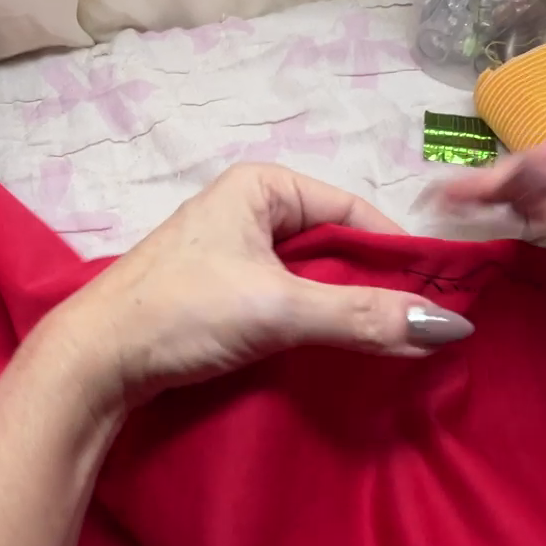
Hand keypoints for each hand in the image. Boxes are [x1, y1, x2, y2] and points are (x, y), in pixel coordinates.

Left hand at [43, 163, 473, 410]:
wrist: (96, 359)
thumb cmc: (185, 311)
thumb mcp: (279, 308)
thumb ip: (362, 316)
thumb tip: (450, 325)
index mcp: (261, 185)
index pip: (351, 210)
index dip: (395, 251)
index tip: (437, 296)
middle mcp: (249, 206)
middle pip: (332, 240)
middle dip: (370, 281)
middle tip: (417, 325)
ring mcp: (232, 246)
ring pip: (310, 270)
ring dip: (343, 302)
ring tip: (386, 339)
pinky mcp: (222, 285)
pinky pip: (286, 292)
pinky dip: (313, 315)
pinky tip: (335, 344)